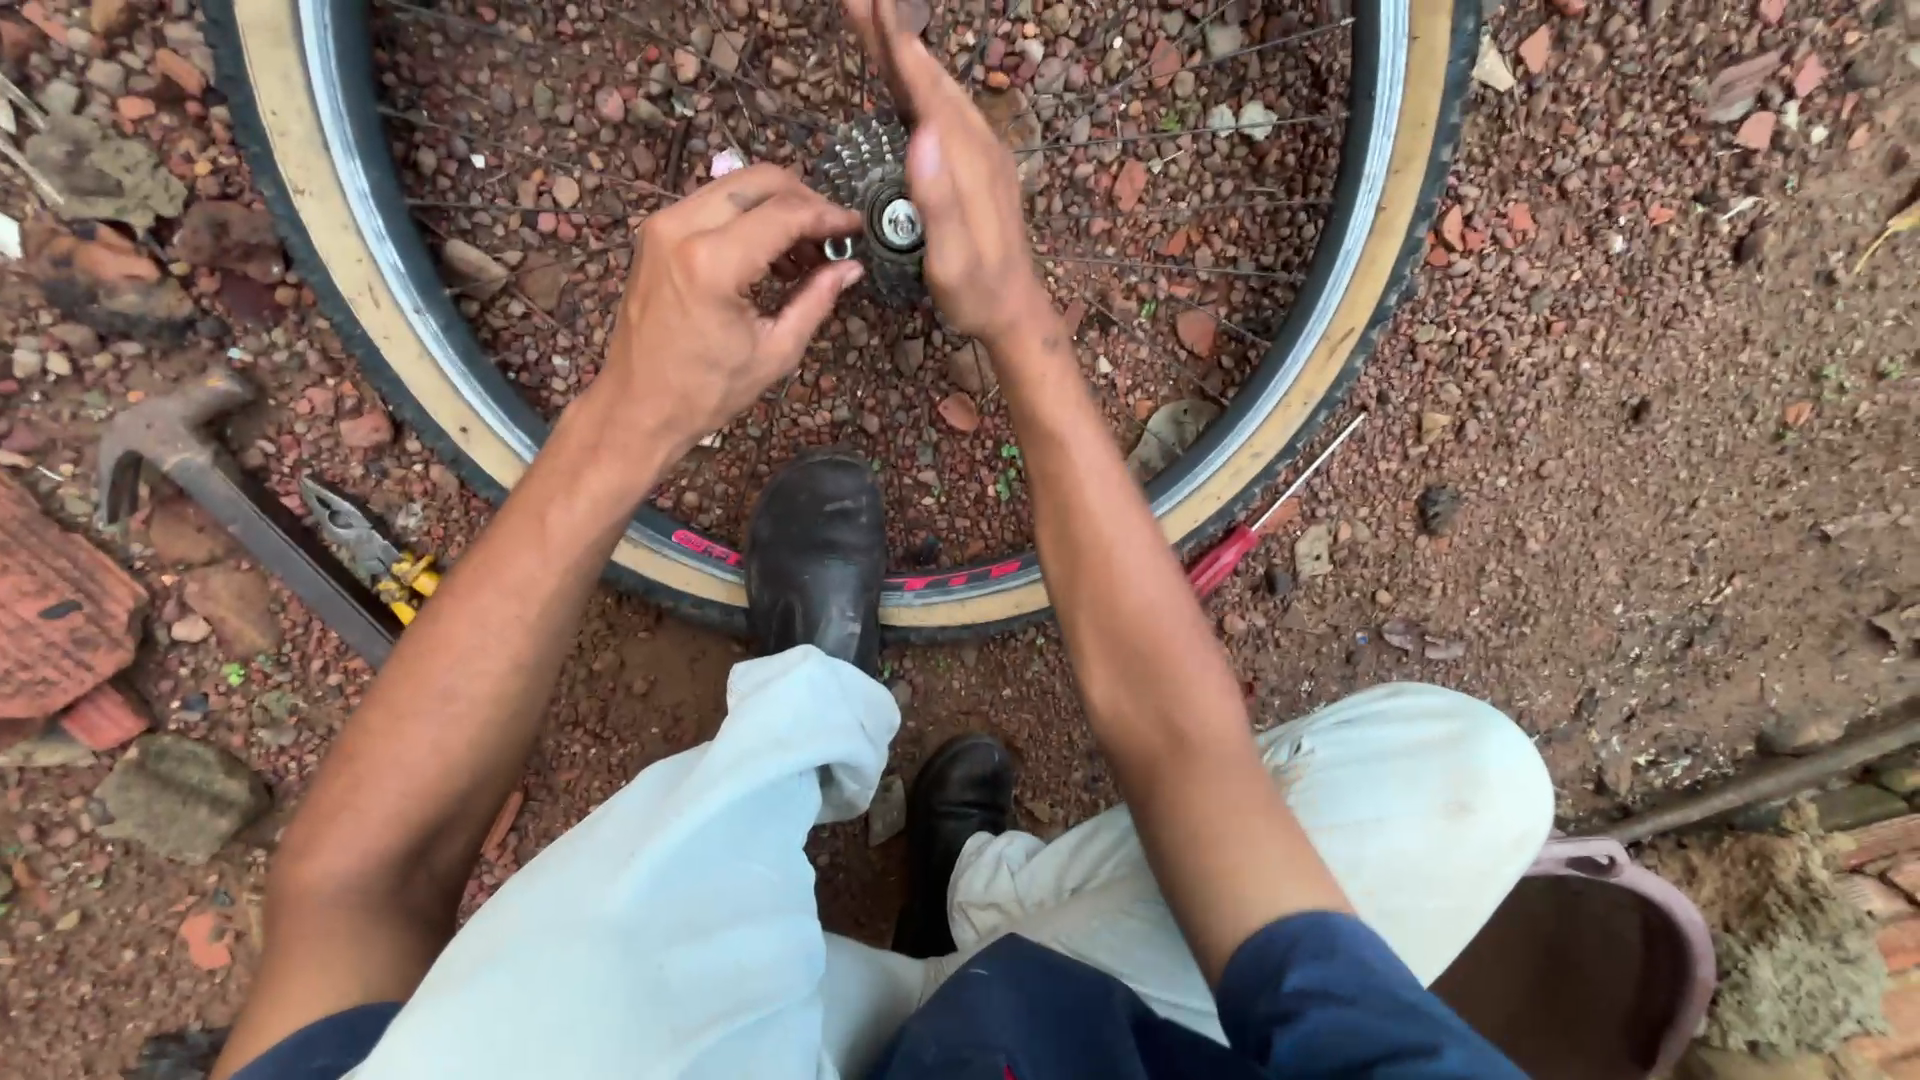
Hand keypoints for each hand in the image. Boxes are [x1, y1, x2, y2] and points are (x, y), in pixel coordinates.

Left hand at [583, 164, 862, 461]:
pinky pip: (712, 203)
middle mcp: (681, 229)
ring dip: (776, 207)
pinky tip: (771, 255)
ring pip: (735, 186)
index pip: (785, 213)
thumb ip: (815, 301)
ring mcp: (661, 226)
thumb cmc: (706, 391)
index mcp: (712, 264)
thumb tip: (850, 267)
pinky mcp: (655, 234)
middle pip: (759, 181)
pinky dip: (748, 217)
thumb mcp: (775, 352)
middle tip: (832, 236)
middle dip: (804, 200)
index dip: (828, 216)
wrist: (638, 406)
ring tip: (804, 253)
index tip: (856, 228)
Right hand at [843, 0, 1052, 349]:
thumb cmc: (977, 293)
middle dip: (896, 37)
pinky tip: (908, 86)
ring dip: (908, 56)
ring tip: (877, 24)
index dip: (899, 46)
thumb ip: (940, 201)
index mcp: (970, 162)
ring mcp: (984, 155)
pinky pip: (947, 113)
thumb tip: (921, 134)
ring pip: (941, 93)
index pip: (929, 92)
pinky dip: (921, 87)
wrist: (1015, 311)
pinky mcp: (981, 168)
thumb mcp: (953, 259)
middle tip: (861, 0)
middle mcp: (981, 147)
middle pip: (933, 81)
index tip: (873, 3)